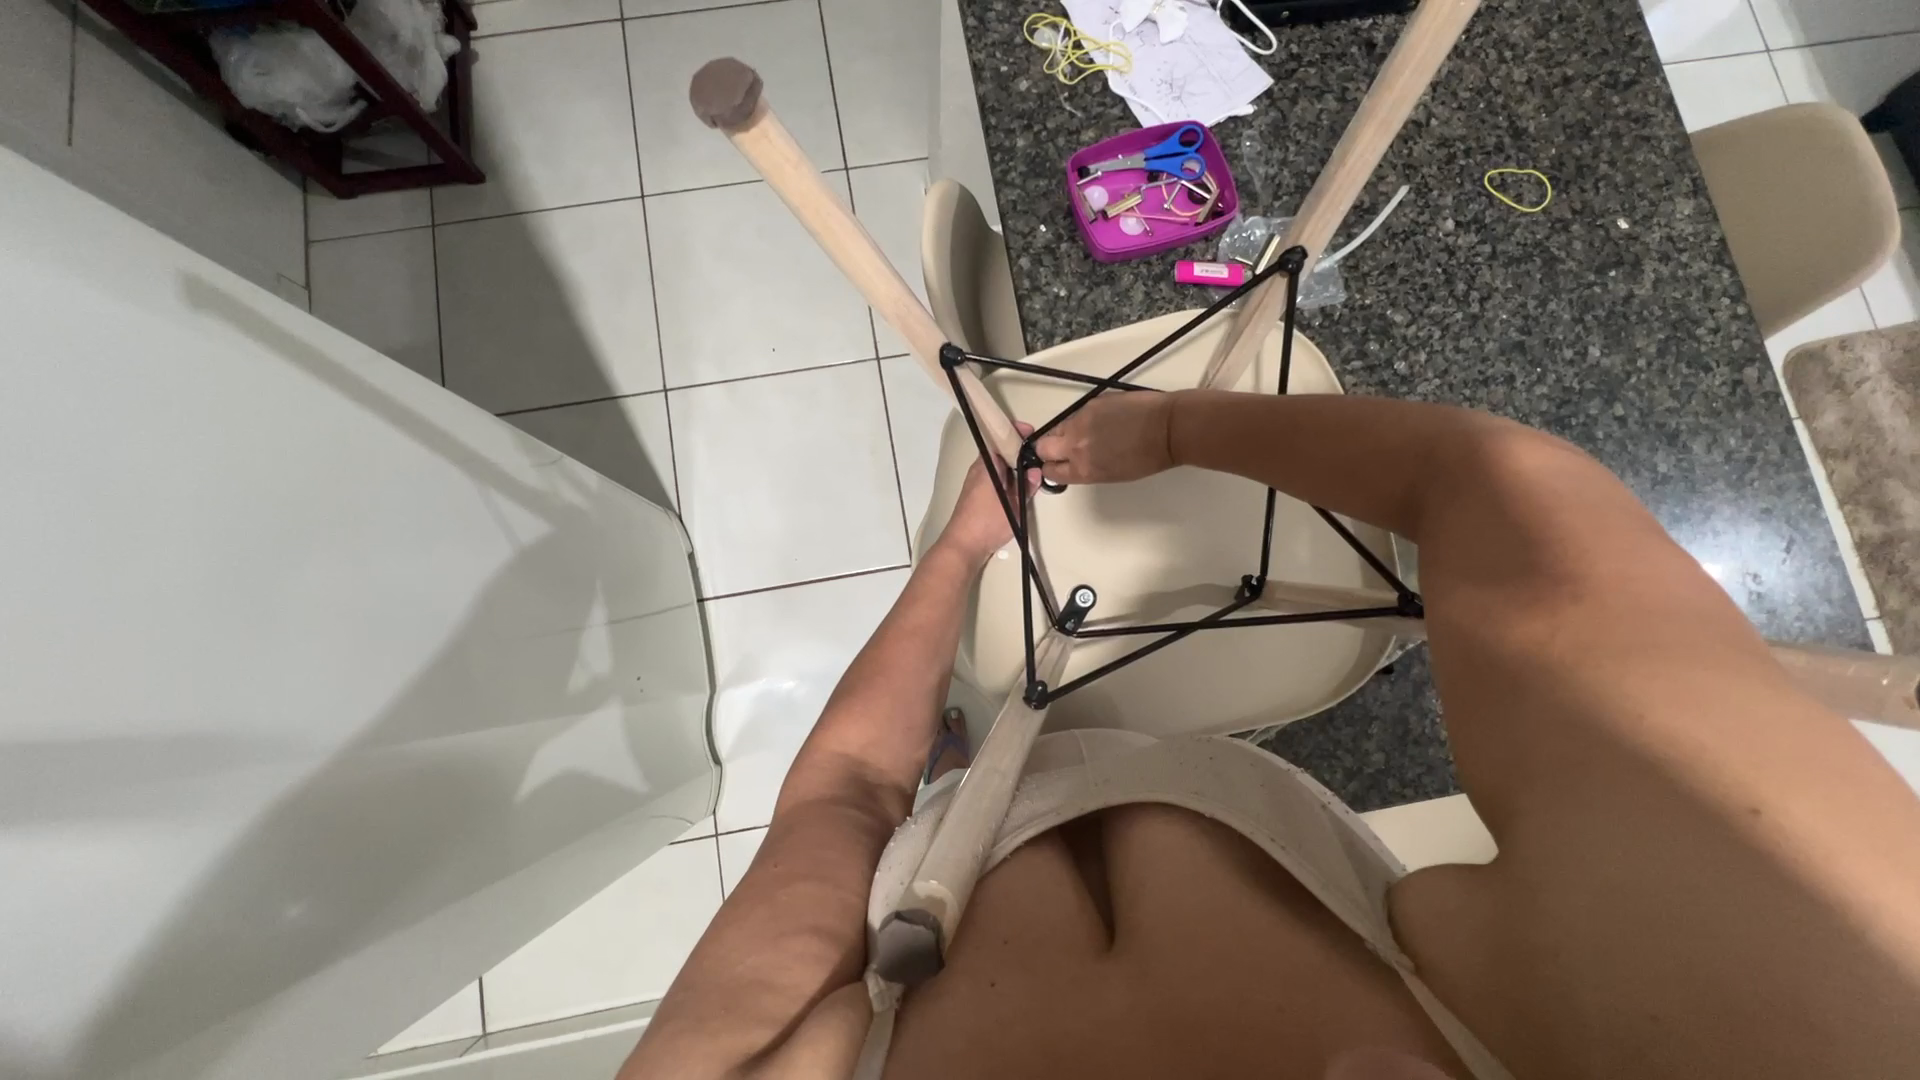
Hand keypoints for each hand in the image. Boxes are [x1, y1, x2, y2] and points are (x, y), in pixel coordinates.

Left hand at [933, 422, 1038, 562]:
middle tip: (1037, 451)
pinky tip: (1020, 485)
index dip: (1015, 432)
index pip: (999, 438)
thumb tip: (1036, 470)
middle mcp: (980, 470)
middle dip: (1017, 448)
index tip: (1030, 431)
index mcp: (987, 466)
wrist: (963, 545)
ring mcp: (976, 481)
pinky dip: (1008, 475)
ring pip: (997, 465)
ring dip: (1013, 463)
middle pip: (999, 451)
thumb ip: (1027, 487)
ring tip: (1033, 467)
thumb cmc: (987, 523)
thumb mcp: (1014, 505)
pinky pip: (995, 476)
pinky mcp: (977, 494)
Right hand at [1033, 391, 1177, 484]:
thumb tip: (1076, 460)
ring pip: (1060, 427)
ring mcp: (1081, 421)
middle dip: (1050, 448)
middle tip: (1064, 447)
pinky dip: (1086, 418)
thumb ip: (1087, 468)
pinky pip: (1078, 413)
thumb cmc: (1148, 458)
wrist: (1168, 429)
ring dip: (1068, 431)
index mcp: (1082, 470)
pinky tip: (1104, 420)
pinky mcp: (1091, 403)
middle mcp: (1076, 446)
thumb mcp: (1112, 474)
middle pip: (1043, 446)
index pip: (1049, 470)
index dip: (1051, 466)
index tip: (1058, 464)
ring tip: (1090, 432)